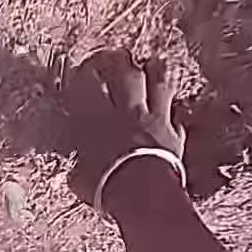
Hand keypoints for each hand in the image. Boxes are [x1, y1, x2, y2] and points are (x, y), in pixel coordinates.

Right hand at [63, 49, 182, 208]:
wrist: (143, 195)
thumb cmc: (107, 187)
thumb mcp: (81, 181)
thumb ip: (79, 171)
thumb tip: (75, 175)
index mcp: (99, 120)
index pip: (89, 87)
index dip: (85, 75)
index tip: (81, 72)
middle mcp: (128, 113)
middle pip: (126, 75)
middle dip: (119, 61)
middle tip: (115, 56)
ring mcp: (155, 121)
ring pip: (158, 83)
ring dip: (155, 70)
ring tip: (152, 62)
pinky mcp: (175, 135)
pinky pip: (176, 116)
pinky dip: (173, 112)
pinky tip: (172, 110)